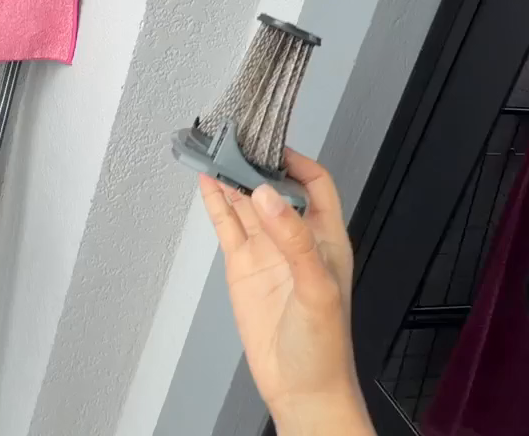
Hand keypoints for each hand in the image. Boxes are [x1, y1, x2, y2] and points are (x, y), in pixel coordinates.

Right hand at [199, 150, 372, 435]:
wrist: (300, 391)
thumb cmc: (324, 345)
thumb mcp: (317, 289)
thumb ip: (294, 240)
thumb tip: (264, 194)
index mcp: (324, 236)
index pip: (315, 184)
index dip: (296, 162)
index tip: (270, 145)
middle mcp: (293, 235)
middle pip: (273, 186)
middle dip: (255, 161)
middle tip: (233, 137)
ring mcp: (265, 248)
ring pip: (245, 200)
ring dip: (230, 176)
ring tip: (212, 150)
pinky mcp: (241, 263)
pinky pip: (226, 223)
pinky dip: (215, 200)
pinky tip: (205, 181)